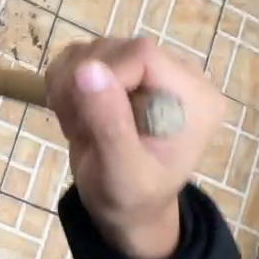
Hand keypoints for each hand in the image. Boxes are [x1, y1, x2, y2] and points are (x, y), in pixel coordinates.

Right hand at [44, 37, 225, 258]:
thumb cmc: (130, 199)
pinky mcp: (120, 71)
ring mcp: (146, 71)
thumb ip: (109, 123)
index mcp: (195, 99)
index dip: (104, 76)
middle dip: (81, 86)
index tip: (85, 115)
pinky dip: (63, 83)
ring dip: (69, 88)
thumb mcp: (121, 172)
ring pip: (92, 50)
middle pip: (114, 48)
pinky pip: (79, 56)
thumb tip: (85, 68)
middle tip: (78, 129)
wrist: (125, 210)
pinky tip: (76, 115)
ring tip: (80, 128)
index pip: (141, 54)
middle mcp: (177, 76)